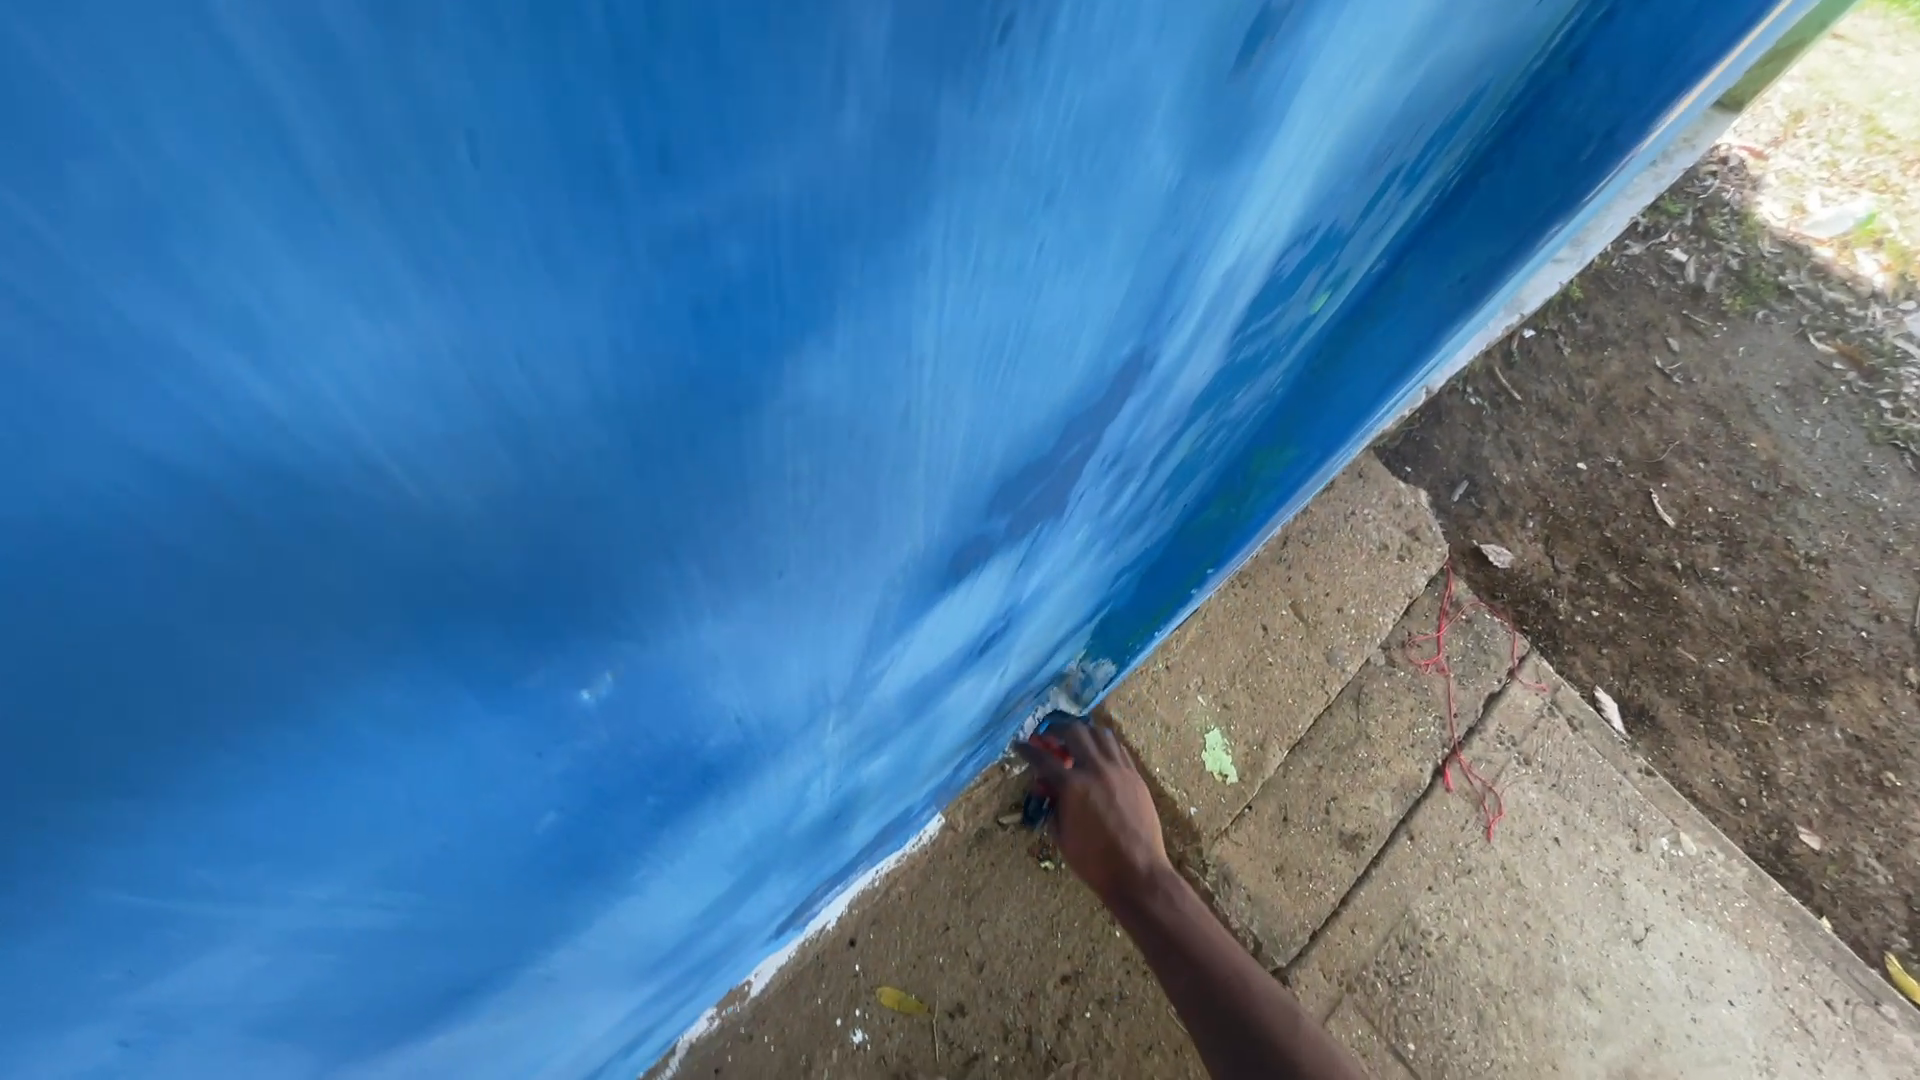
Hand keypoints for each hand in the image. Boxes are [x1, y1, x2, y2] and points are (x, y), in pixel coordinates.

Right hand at [1015, 715, 1171, 902]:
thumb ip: (1052, 805)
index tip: (1020, 745)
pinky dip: (1104, 746)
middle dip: (1058, 731)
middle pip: (1075, 732)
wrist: (1137, 872)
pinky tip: (1099, 757)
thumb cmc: (1094, 861)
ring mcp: (1119, 770)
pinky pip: (1118, 749)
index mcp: (1073, 786)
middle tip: (1051, 739)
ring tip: (1077, 743)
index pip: (1043, 759)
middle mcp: (1096, 769)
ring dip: (1084, 733)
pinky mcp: (1135, 776)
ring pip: (1100, 733)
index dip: (1027, 750)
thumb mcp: (1061, 835)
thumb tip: (1046, 788)